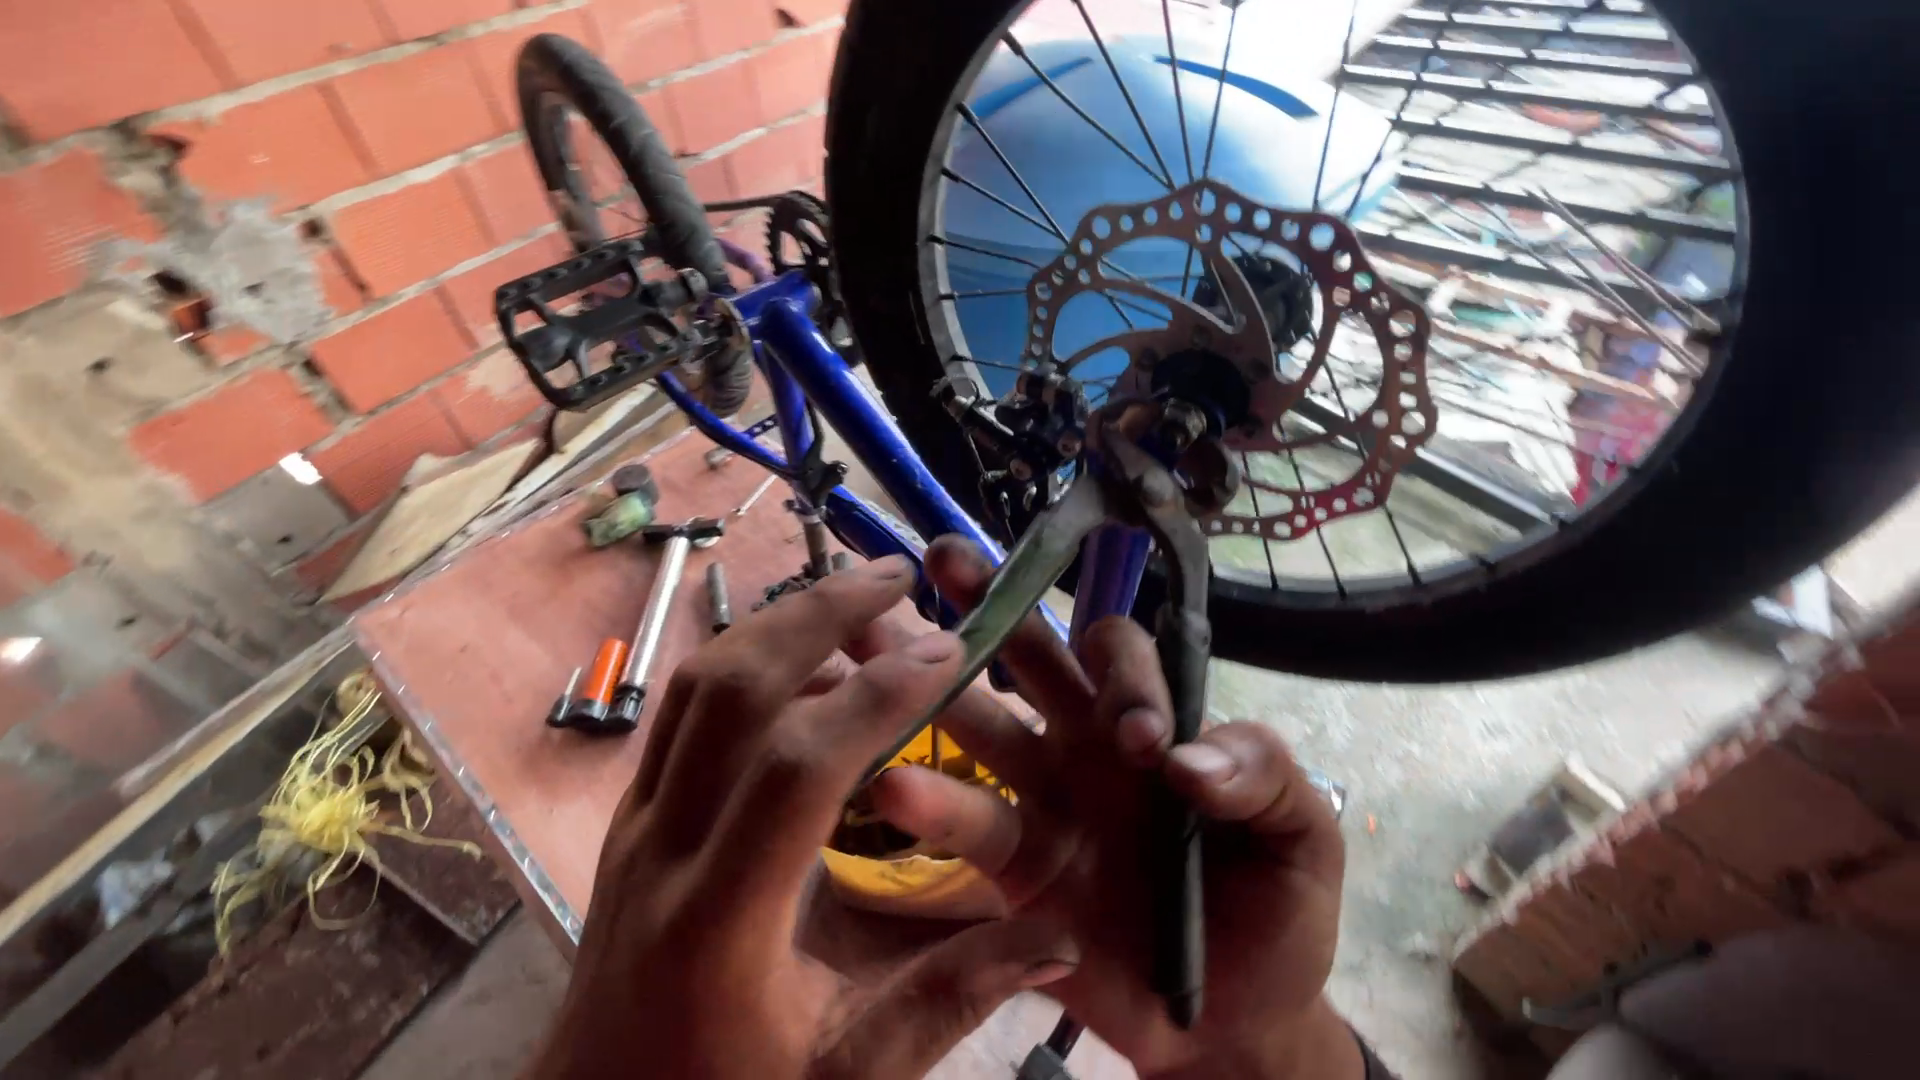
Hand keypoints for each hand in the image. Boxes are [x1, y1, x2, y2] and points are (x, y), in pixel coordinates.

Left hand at [526, 555, 1079, 1079]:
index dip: (878, 698)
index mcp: (720, 918)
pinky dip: (749, 656)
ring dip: (780, 621)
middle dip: (818, 615)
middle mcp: (664, 847)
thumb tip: (1056, 937)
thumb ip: (952, 998)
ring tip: (855, 593)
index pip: (800, 769)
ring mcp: (635, 820)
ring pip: (698, 683)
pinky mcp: (632, 812)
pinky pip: (685, 706)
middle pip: (730, 689)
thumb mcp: (848, 1074)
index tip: (948, 652)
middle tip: (895, 575)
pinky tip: (801, 653)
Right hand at [868, 536, 1359, 1079]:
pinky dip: (931, 807)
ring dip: (927, 688)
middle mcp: (1084, 742)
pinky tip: (891, 787)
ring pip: (979, 727)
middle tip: (942, 556)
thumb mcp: (1302, 837)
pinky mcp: (1016, 868)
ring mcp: (1043, 799)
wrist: (1232, 1020)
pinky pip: (970, 828)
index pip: (1116, 653)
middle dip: (990, 602)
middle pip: (1029, 656)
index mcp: (1149, 721)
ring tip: (869, 647)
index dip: (1119, 673)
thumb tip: (1188, 757)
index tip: (1137, 738)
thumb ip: (1265, 776)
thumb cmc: (1274, 910)